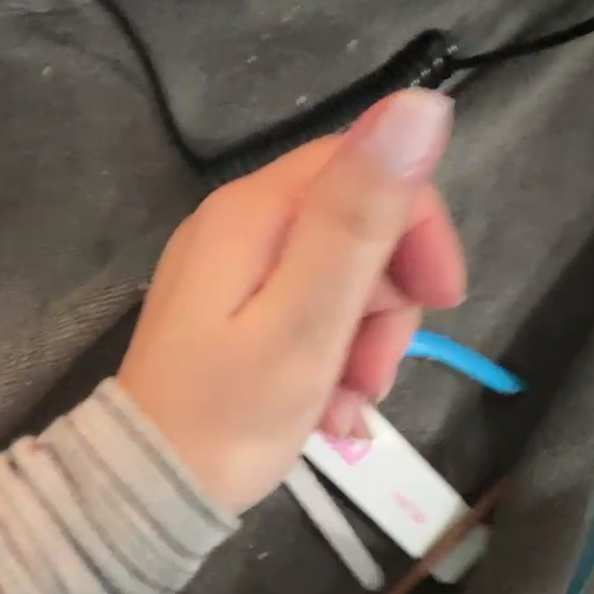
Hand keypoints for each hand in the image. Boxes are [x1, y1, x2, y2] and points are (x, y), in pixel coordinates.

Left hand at [117, 92, 465, 514]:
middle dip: (385, 300)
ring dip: (360, 341)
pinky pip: (302, 313)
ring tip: (345, 404)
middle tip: (373, 373)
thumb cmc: (229, 415)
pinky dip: (328, 358)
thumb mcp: (307, 319)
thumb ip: (358, 218)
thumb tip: (418, 103)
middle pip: (352, 226)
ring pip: (336, 277)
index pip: (362, 166)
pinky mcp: (228, 314)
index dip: (416, 224)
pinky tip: (326, 411)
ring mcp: (228, 273)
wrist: (151, 489)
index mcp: (251, 213)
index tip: (441, 298)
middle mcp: (235, 227)